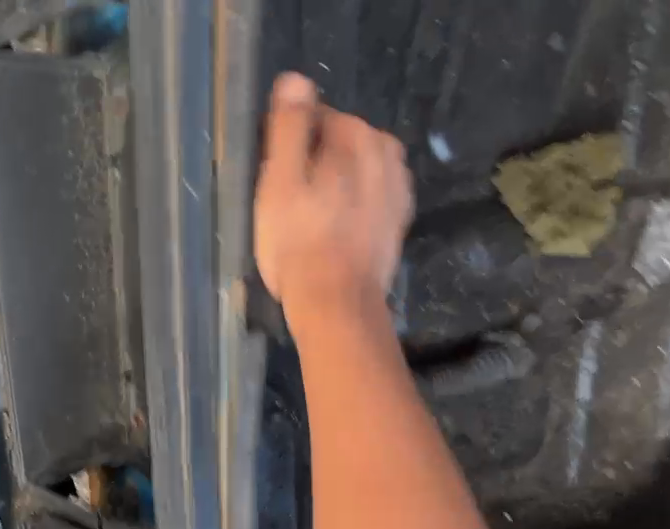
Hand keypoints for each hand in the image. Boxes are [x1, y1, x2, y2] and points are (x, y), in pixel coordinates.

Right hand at [254, 73, 414, 311]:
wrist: (336, 304)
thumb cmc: (299, 244)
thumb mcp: (280, 182)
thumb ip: (289, 128)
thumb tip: (294, 82)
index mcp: (357, 136)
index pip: (314, 120)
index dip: (287, 149)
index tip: (272, 181)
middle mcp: (387, 153)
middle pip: (337, 146)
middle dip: (312, 166)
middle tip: (285, 206)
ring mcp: (397, 189)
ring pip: (353, 173)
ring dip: (331, 188)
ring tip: (307, 223)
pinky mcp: (396, 222)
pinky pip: (366, 200)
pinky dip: (349, 209)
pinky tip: (330, 234)